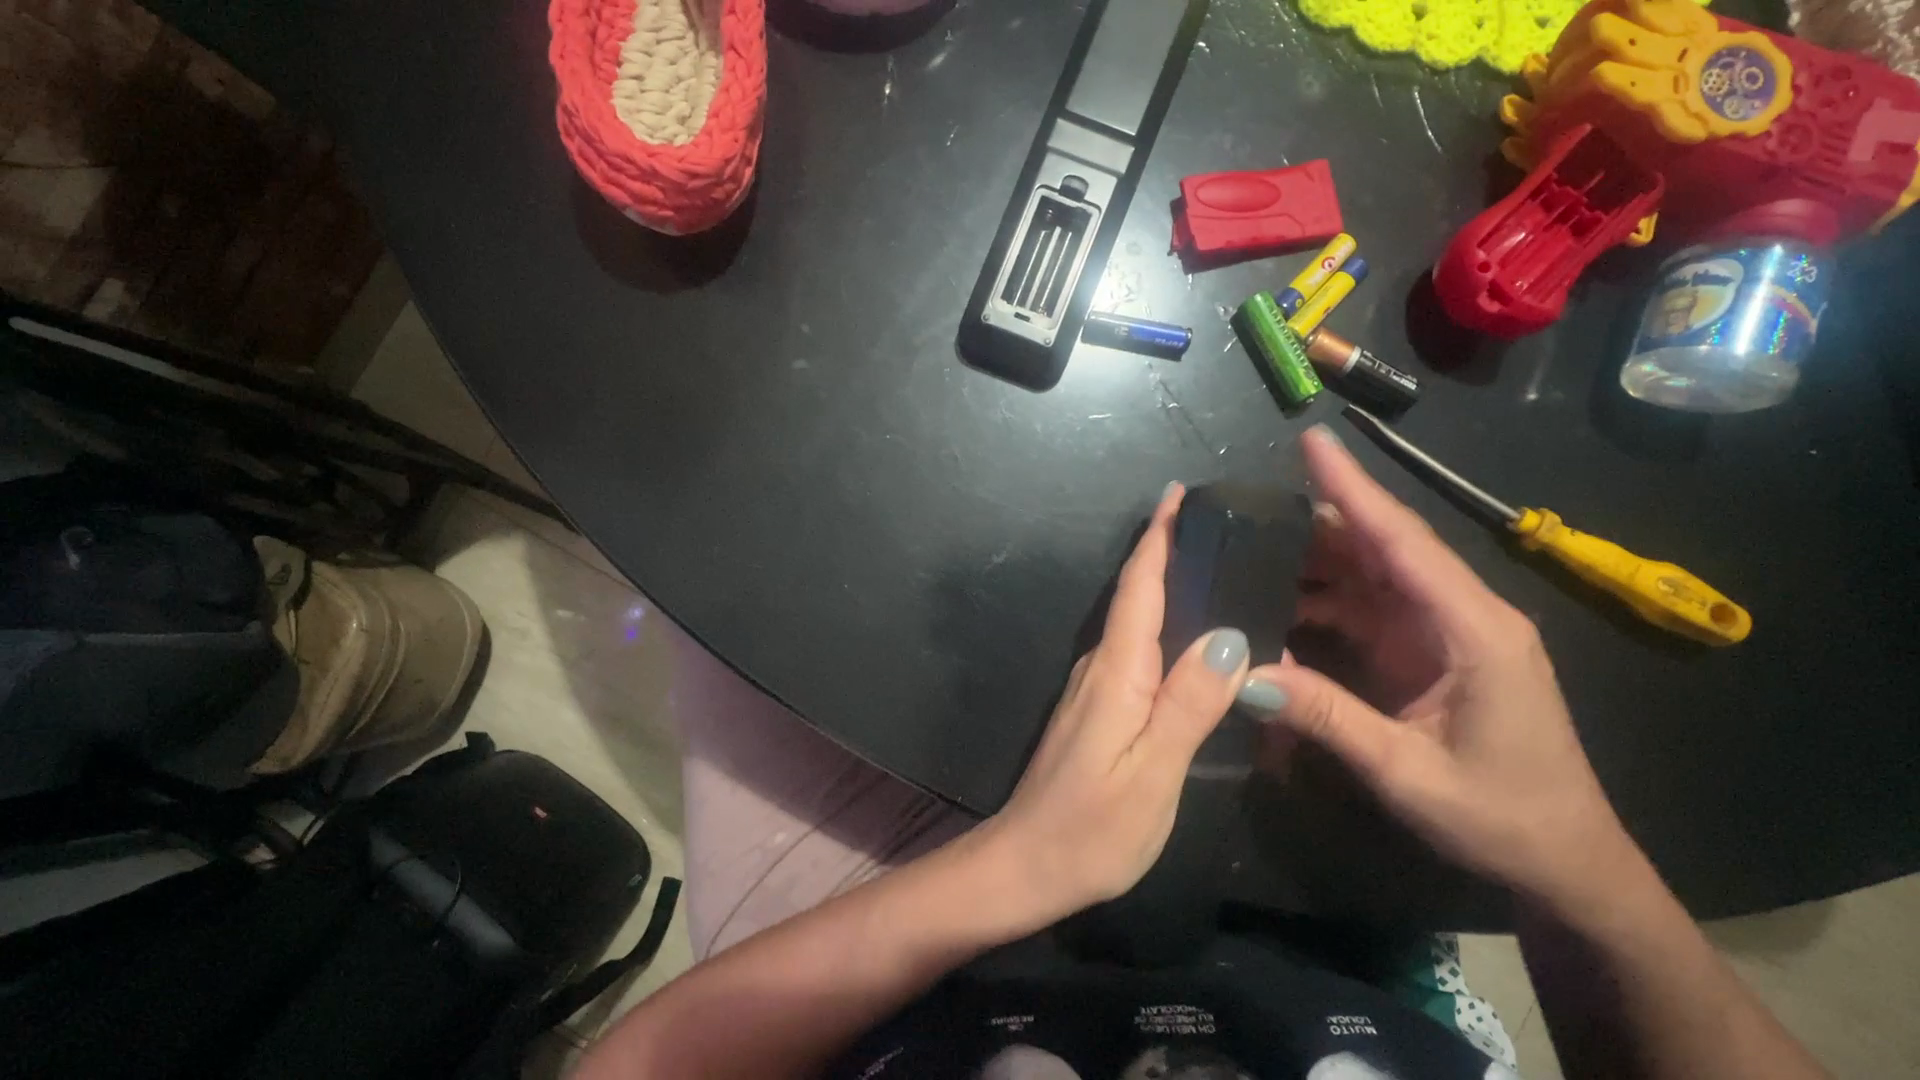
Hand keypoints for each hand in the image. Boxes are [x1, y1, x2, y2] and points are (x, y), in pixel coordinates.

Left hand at [979, 483, 1250, 926]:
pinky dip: (1160, 631)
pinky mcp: (1095, 713)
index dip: (1158, 539)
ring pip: (1134, 625)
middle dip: (1167, 554)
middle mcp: (1100, 669)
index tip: (1177, 494)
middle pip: (1136, 597)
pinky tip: (1187, 641)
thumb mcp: (1154, 772)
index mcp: (1117, 672)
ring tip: (1213, 568)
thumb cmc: (1092, 828)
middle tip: (1217, 526)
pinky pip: (1134, 655)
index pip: (1139, 588)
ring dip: (1165, 589)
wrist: (1025, 867)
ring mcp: (1093, 691)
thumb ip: (1190, 703)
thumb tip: (1228, 635)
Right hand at [1242, 427, 1641, 912]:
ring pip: (1371, 577)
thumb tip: (1244, 675)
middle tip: (1249, 505)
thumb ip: (1328, 717)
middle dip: (1318, 520)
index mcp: (1474, 629)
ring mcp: (1445, 633)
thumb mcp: (1408, 772)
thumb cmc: (1501, 816)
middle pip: (1383, 549)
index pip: (1404, 543)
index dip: (1355, 490)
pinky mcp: (1429, 654)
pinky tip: (1278, 604)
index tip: (1313, 441)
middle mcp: (1461, 616)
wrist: (1562, 862)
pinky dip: (1323, 604)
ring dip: (1314, 562)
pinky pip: (1369, 611)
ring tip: (1248, 548)